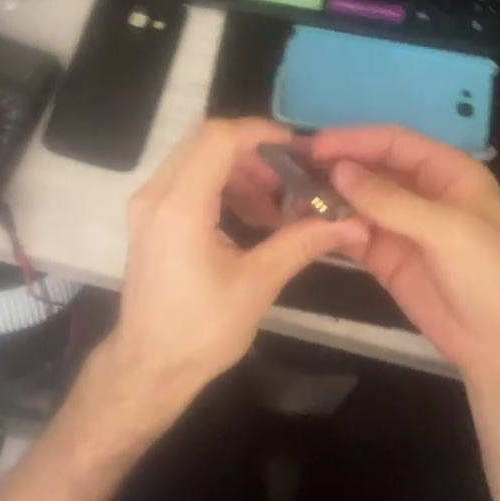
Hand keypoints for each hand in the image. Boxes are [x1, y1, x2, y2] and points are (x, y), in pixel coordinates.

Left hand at [67, 119, 367, 441]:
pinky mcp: (149, 220)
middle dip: (254, 156)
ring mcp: (147, 206)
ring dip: (239, 174)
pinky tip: (251, 221)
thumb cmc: (200, 331)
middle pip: (206, 143)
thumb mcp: (257, 285)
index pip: (219, 139)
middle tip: (291, 185)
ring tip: (275, 211)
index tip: (299, 152)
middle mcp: (155, 195)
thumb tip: (353, 223)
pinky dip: (221, 188)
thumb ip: (301, 243)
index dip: (262, 134)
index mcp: (179, 206)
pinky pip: (186, 182)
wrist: (149, 367)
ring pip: (196, 160)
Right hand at [309, 125, 499, 379]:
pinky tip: (306, 224)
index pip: (395, 144)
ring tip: (290, 198)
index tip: (313, 147)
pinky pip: (354, 234)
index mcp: (451, 174)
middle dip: (336, 167)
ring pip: (359, 202)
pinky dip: (332, 228)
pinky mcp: (387, 260)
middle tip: (291, 170)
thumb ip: (391, 201)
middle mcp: (424, 194)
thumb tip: (337, 171)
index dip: (355, 140)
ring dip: (328, 198)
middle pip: (373, 169)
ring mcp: (404, 228)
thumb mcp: (447, 232)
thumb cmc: (492, 277)